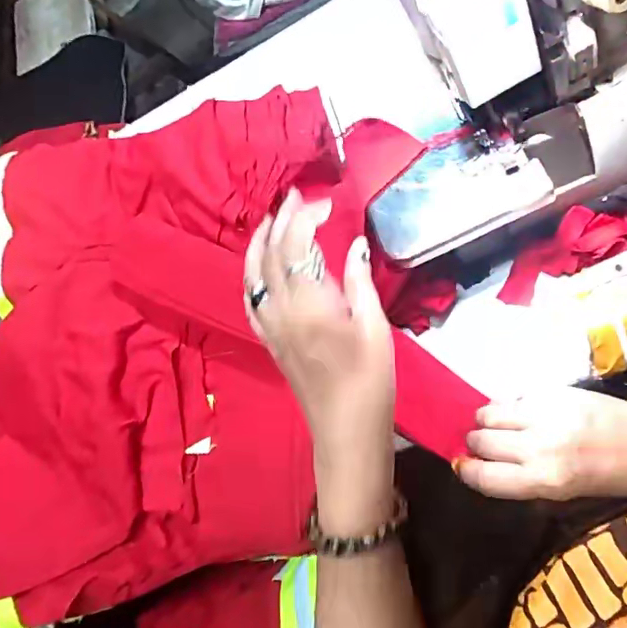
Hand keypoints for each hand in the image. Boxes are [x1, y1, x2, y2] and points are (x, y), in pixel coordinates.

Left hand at [245, 193, 395, 463]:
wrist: (345, 430)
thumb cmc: (370, 380)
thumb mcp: (375, 328)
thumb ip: (358, 282)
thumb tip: (354, 244)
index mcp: (309, 302)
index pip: (297, 244)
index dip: (306, 218)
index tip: (326, 205)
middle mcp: (281, 309)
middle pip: (272, 253)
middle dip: (281, 220)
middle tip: (295, 197)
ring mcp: (270, 326)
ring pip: (254, 274)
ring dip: (260, 243)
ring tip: (270, 221)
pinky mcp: (269, 341)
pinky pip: (251, 300)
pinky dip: (252, 275)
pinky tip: (258, 267)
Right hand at [457, 389, 626, 500]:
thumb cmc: (614, 479)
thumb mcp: (567, 492)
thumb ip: (526, 478)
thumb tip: (486, 464)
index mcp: (545, 481)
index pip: (484, 476)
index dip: (466, 471)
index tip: (461, 465)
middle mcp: (540, 448)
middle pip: (482, 442)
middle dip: (475, 443)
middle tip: (480, 444)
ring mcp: (546, 415)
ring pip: (491, 413)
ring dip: (486, 420)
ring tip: (494, 424)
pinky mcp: (554, 393)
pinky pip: (516, 397)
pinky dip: (512, 405)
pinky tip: (522, 411)